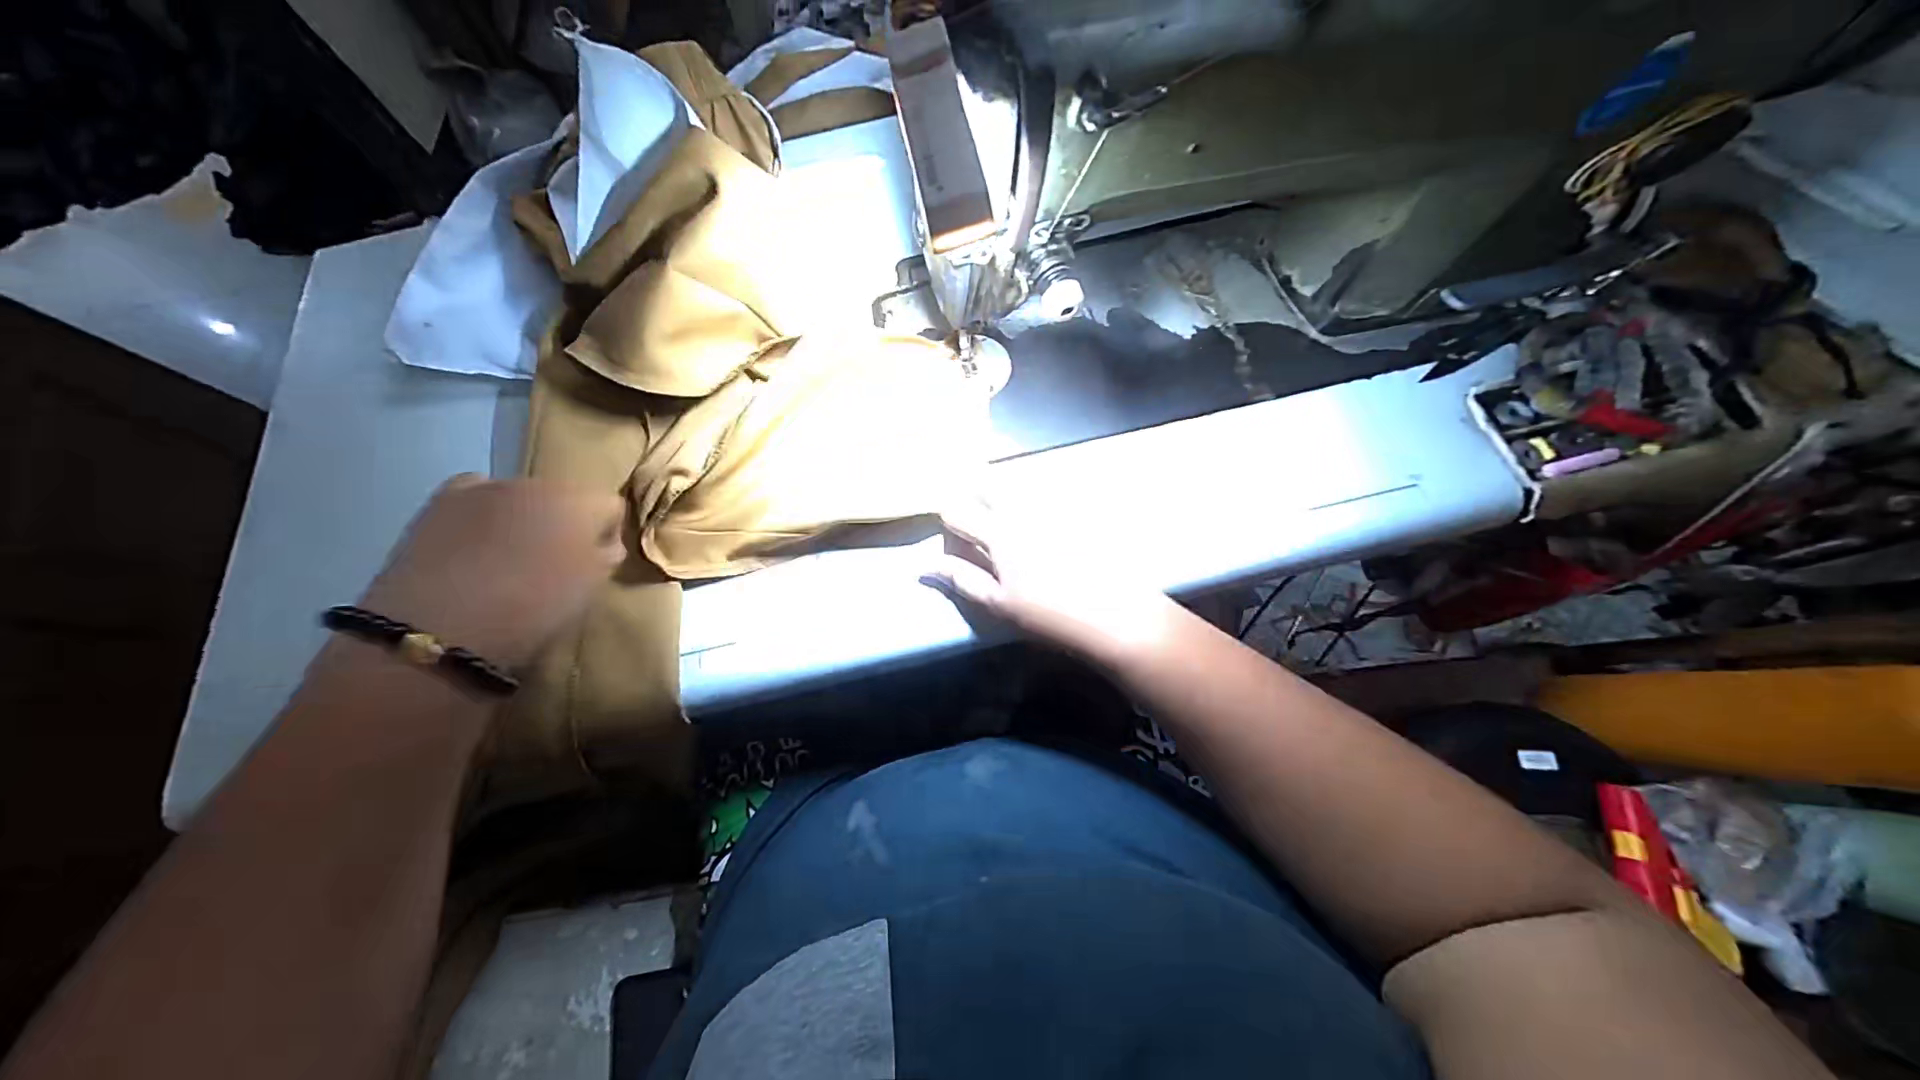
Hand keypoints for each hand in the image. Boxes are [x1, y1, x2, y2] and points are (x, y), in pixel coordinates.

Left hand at [357, 475, 624, 667]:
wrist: (443, 625)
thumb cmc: (534, 607)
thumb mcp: (591, 588)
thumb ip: (606, 556)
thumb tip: (605, 543)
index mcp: (580, 502)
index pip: (612, 506)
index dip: (608, 534)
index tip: (597, 563)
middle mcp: (537, 483)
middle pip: (566, 497)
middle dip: (565, 523)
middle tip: (555, 563)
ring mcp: (487, 487)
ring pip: (522, 497)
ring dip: (526, 519)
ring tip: (511, 559)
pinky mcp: (443, 500)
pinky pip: (478, 496)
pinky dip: (485, 512)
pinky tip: (477, 541)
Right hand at [921, 501, 1176, 663]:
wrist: (1117, 615)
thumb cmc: (1050, 614)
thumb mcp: (1000, 603)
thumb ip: (962, 579)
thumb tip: (924, 566)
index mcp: (999, 533)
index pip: (957, 509)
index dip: (948, 519)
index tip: (952, 535)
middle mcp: (1024, 510)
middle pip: (987, 485)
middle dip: (975, 496)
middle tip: (979, 525)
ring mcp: (1054, 506)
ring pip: (1017, 487)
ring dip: (1005, 498)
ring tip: (1012, 530)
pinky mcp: (1080, 511)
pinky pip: (1048, 495)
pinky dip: (1037, 504)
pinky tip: (1046, 531)